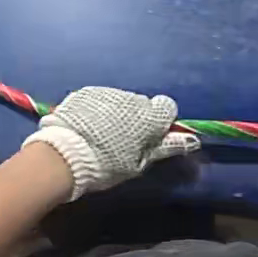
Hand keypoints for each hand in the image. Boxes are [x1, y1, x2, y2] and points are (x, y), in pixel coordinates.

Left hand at [24, 87, 199, 200]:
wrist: (64, 155)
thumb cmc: (107, 164)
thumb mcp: (139, 163)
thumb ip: (165, 148)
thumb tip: (192, 141)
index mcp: (149, 116)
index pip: (167, 108)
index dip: (159, 122)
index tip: (149, 136)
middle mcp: (130, 98)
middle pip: (141, 104)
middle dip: (135, 118)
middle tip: (121, 140)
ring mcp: (105, 92)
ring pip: (118, 101)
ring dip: (114, 112)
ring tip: (98, 134)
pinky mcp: (83, 92)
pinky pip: (97, 99)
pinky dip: (95, 109)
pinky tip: (84, 126)